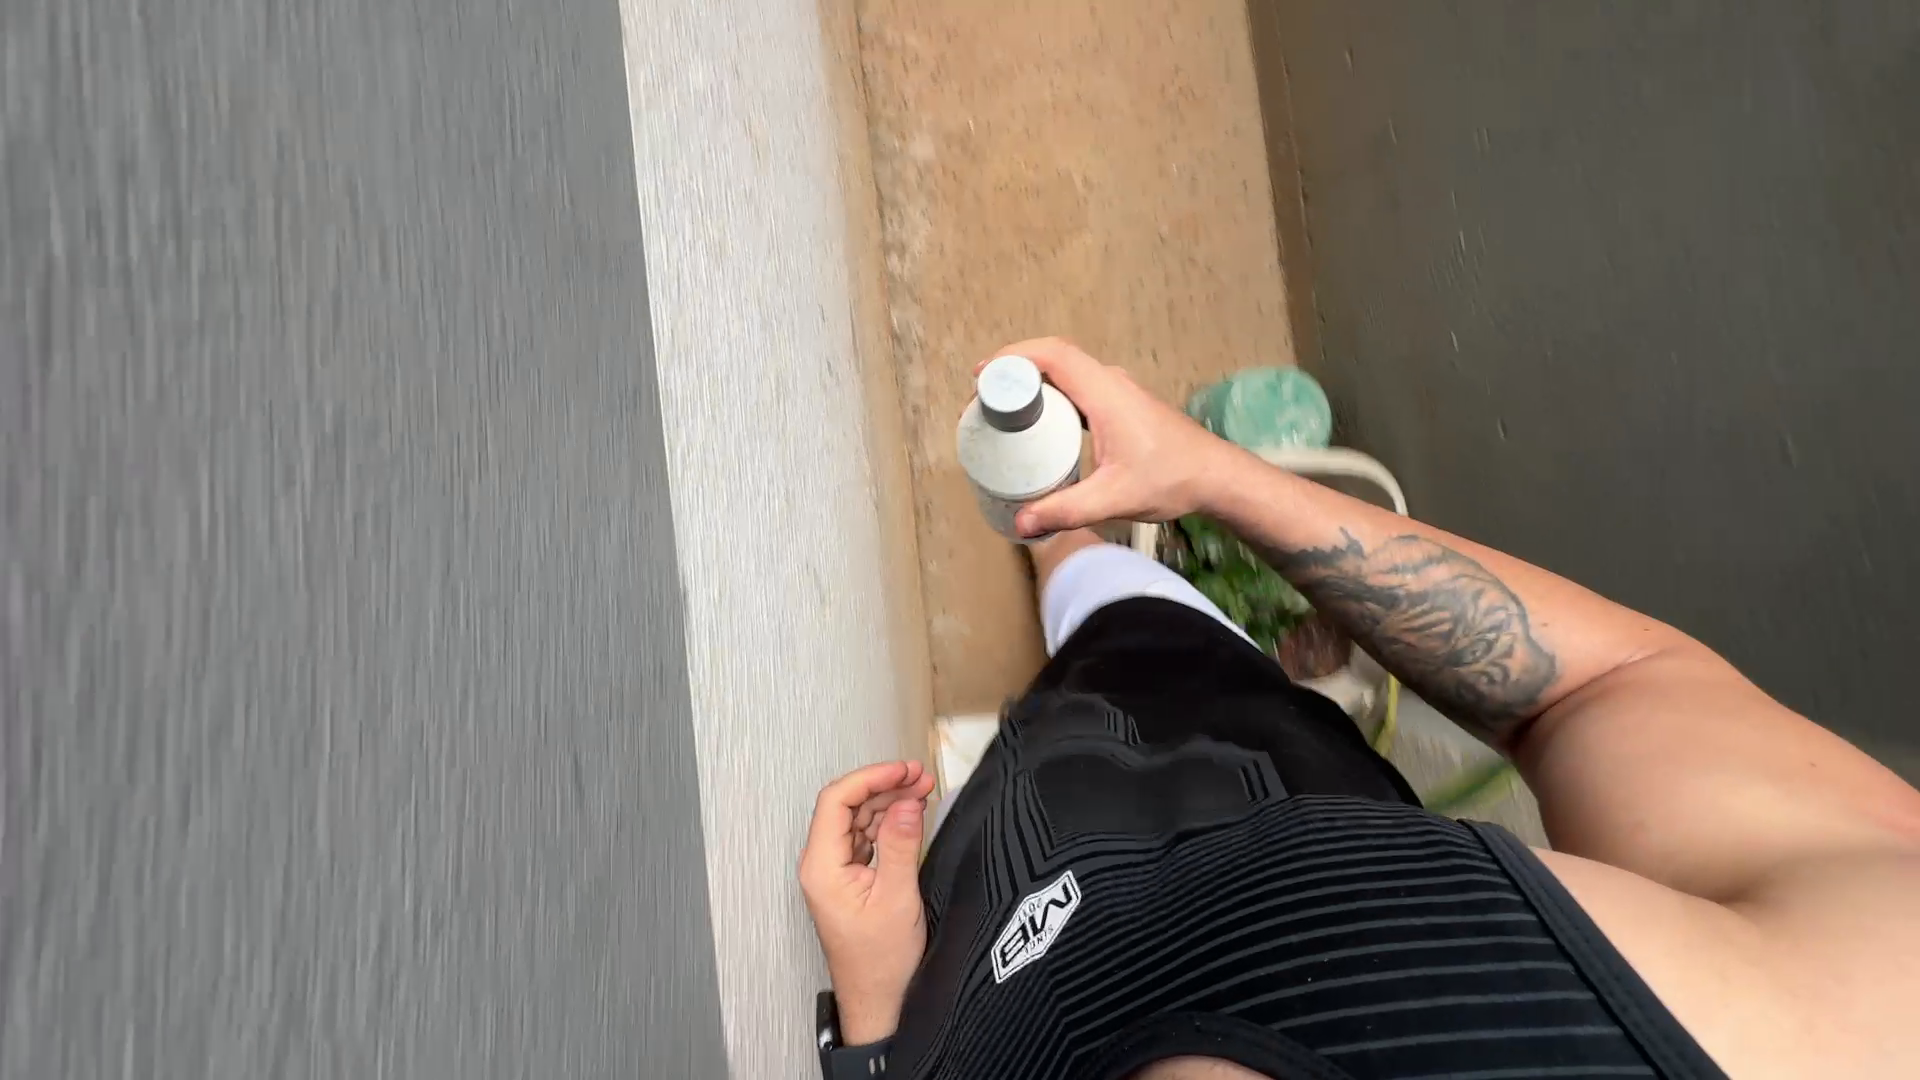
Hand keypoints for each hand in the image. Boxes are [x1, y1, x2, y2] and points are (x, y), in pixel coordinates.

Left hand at [798, 760, 937, 1043]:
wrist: (881, 1003)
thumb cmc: (881, 964)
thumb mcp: (898, 898)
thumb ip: (901, 844)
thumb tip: (907, 802)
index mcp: (822, 867)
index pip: (836, 800)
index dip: (870, 777)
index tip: (901, 770)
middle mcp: (823, 863)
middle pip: (849, 804)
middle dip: (885, 784)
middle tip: (919, 776)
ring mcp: (837, 869)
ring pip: (860, 816)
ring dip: (890, 799)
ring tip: (922, 788)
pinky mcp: (852, 874)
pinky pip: (868, 834)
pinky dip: (890, 818)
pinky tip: (912, 811)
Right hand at [979, 337, 1238, 536]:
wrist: (1215, 477)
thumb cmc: (1172, 479)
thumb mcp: (1114, 498)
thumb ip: (1066, 510)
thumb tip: (1022, 523)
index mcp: (1106, 393)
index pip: (1054, 355)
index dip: (1014, 357)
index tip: (983, 375)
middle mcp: (1110, 383)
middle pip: (1053, 358)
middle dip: (1013, 370)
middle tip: (982, 398)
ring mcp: (1116, 391)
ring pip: (1065, 371)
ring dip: (1031, 381)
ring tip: (1001, 407)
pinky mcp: (1119, 405)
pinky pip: (1076, 387)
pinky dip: (1050, 394)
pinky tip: (1037, 422)